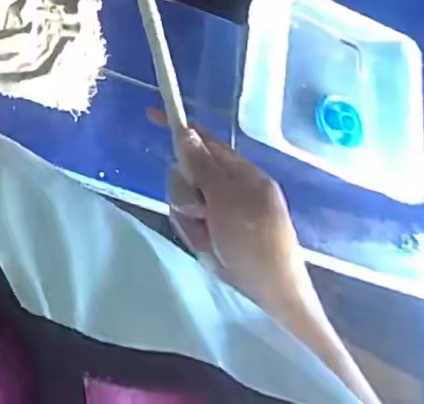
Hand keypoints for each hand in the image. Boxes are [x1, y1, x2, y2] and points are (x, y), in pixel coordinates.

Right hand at [164, 120, 310, 313]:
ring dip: (189, 215)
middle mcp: (233, 191)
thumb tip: (184, 131)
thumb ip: (202, 165)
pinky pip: (188, 220)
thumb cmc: (256, 246)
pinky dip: (192, 233)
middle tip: (200, 211)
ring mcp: (223, 215)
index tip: (152, 116)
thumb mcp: (227, 200)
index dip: (181, 130)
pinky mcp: (214, 236)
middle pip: (189, 170)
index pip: (206, 142)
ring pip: (183, 196)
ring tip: (207, 237)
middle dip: (186, 189)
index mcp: (245, 176)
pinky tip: (207, 249)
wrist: (271, 307)